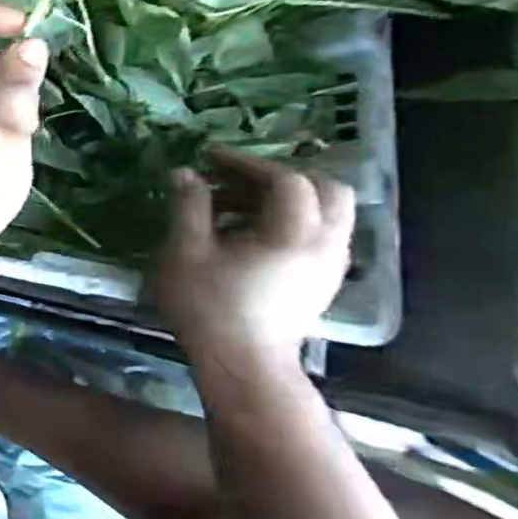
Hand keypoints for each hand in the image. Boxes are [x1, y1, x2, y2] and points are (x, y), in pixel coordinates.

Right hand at [152, 149, 355, 364]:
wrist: (243, 360)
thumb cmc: (208, 302)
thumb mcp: (185, 249)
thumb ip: (189, 206)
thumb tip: (186, 172)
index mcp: (293, 234)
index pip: (286, 180)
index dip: (247, 162)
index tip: (209, 158)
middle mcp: (326, 243)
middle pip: (326, 189)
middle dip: (279, 175)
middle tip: (232, 177)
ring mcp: (332, 263)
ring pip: (328, 211)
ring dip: (285, 196)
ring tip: (232, 204)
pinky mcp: (325, 277)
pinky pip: (321, 231)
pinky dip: (290, 218)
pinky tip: (248, 230)